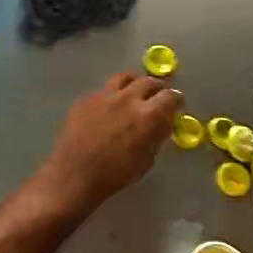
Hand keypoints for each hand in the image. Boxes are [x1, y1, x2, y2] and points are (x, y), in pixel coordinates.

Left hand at [34, 72, 182, 213]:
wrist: (75, 173)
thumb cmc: (115, 174)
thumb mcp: (145, 160)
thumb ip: (156, 137)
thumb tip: (162, 124)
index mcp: (147, 115)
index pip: (170, 96)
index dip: (176, 99)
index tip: (177, 103)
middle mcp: (127, 98)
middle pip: (148, 81)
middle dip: (157, 87)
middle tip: (158, 94)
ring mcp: (104, 96)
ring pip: (124, 78)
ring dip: (134, 83)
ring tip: (135, 90)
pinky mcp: (85, 99)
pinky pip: (104, 90)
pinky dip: (113, 94)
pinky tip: (110, 106)